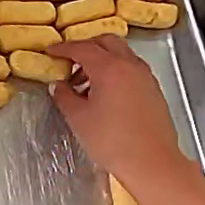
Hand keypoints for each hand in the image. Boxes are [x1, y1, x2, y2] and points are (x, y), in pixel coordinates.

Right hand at [47, 35, 187, 186]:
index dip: (63, 48)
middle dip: (86, 47)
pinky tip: (104, 93)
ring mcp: (145, 77)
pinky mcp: (153, 90)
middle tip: (69, 61)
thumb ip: (64, 97)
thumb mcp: (78, 119)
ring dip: (102, 60)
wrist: (151, 162)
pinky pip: (131, 69)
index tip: (51, 51)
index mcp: (109, 68)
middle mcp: (130, 66)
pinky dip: (115, 71)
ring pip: (121, 54)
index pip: (82, 48)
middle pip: (106, 42)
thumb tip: (58, 86)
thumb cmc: (111, 141)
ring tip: (84, 82)